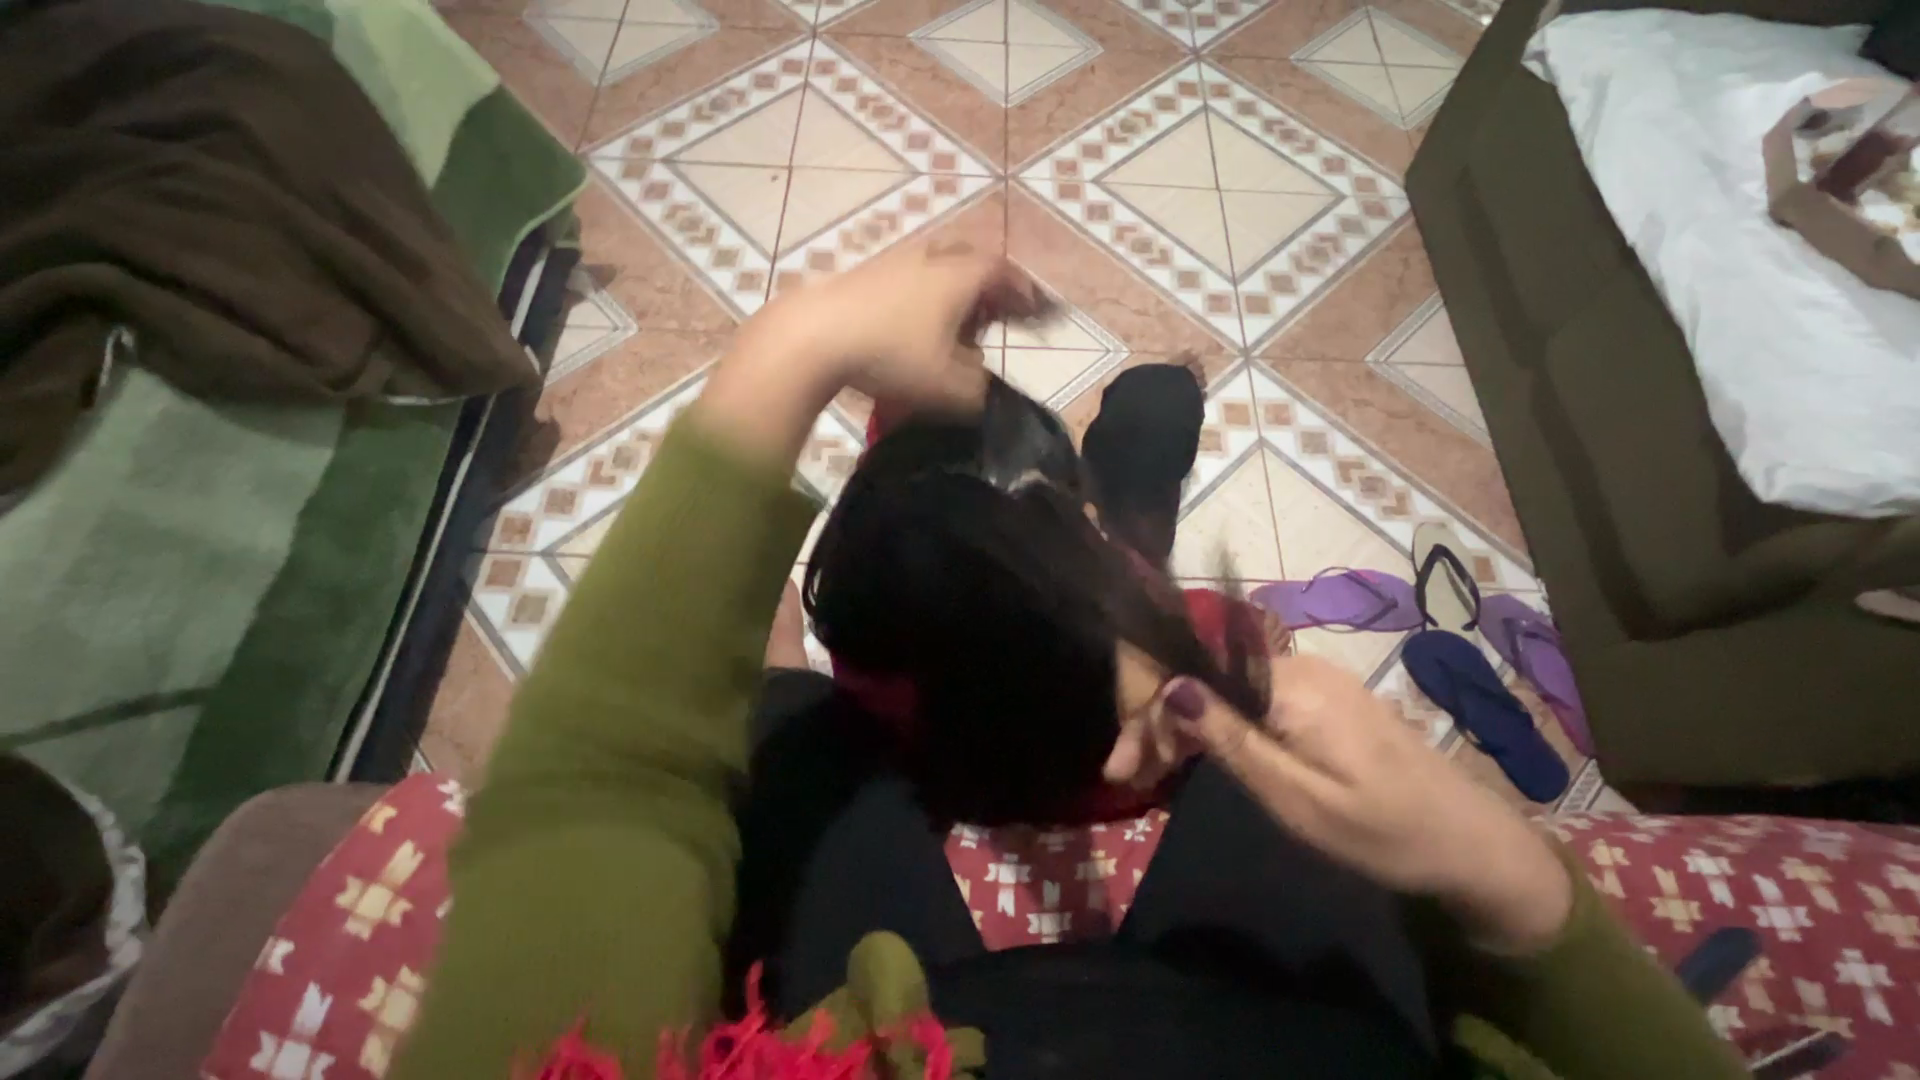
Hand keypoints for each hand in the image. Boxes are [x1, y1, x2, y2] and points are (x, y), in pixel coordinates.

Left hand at [733, 239, 1049, 412]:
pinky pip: (910, 278)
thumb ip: (981, 393)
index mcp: (960, 276)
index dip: (1027, 294)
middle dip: (992, 287)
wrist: (813, 336)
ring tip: (959, 324)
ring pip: (939, 268)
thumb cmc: (890, 356)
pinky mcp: (864, 275)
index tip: (1039, 313)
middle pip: (973, 262)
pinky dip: (925, 296)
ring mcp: (895, 261)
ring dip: (956, 291)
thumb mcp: (948, 388)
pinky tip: (915, 325)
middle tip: (1000, 313)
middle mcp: (932, 258)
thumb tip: (989, 392)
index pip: (1006, 275)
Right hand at [1164, 656, 1573, 953]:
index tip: (1120, 768)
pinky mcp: (1318, 697)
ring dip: (1182, 726)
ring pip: (1220, 688)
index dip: (1147, 714)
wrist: (1474, 843)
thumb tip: (1172, 686)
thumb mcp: (1298, 800)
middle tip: (1130, 777)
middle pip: (1201, 677)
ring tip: (1155, 772)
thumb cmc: (1385, 833)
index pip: (1190, 676)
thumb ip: (1232, 740)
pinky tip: (1200, 755)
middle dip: (1156, 721)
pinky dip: (1216, 726)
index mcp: (1290, 686)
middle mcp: (1295, 666)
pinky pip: (1247, 698)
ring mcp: (1310, 679)